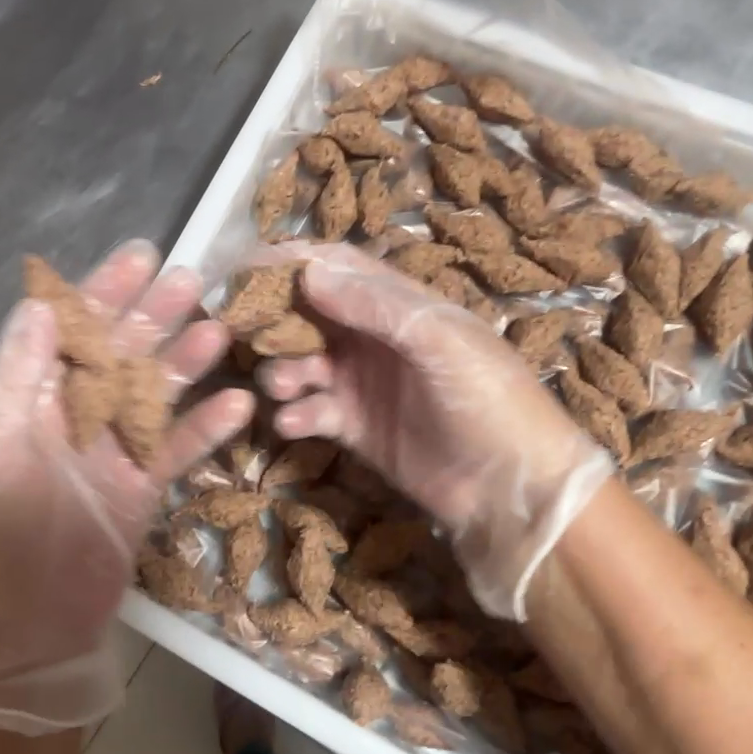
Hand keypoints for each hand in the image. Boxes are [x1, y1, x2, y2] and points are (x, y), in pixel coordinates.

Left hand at [0, 241, 254, 734]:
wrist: (32, 629)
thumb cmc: (5, 540)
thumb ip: (16, 378)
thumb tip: (35, 304)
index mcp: (29, 403)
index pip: (66, 333)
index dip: (99, 295)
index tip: (136, 258)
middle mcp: (71, 418)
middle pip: (115, 355)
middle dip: (149, 316)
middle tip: (190, 278)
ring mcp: (109, 453)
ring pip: (151, 394)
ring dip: (182, 362)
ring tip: (218, 330)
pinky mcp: (141, 489)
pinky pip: (177, 449)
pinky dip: (206, 428)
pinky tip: (239, 403)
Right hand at [256, 243, 612, 620]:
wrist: (511, 490)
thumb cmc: (490, 401)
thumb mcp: (441, 342)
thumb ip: (377, 306)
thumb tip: (308, 272)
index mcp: (400, 306)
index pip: (337, 268)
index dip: (292, 263)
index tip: (245, 269)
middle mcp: (373, 338)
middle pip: (309, 314)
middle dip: (274, 320)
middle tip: (241, 332)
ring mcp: (360, 384)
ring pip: (301, 362)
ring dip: (282, 369)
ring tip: (284, 385)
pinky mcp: (352, 426)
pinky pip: (309, 410)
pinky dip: (294, 413)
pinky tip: (293, 423)